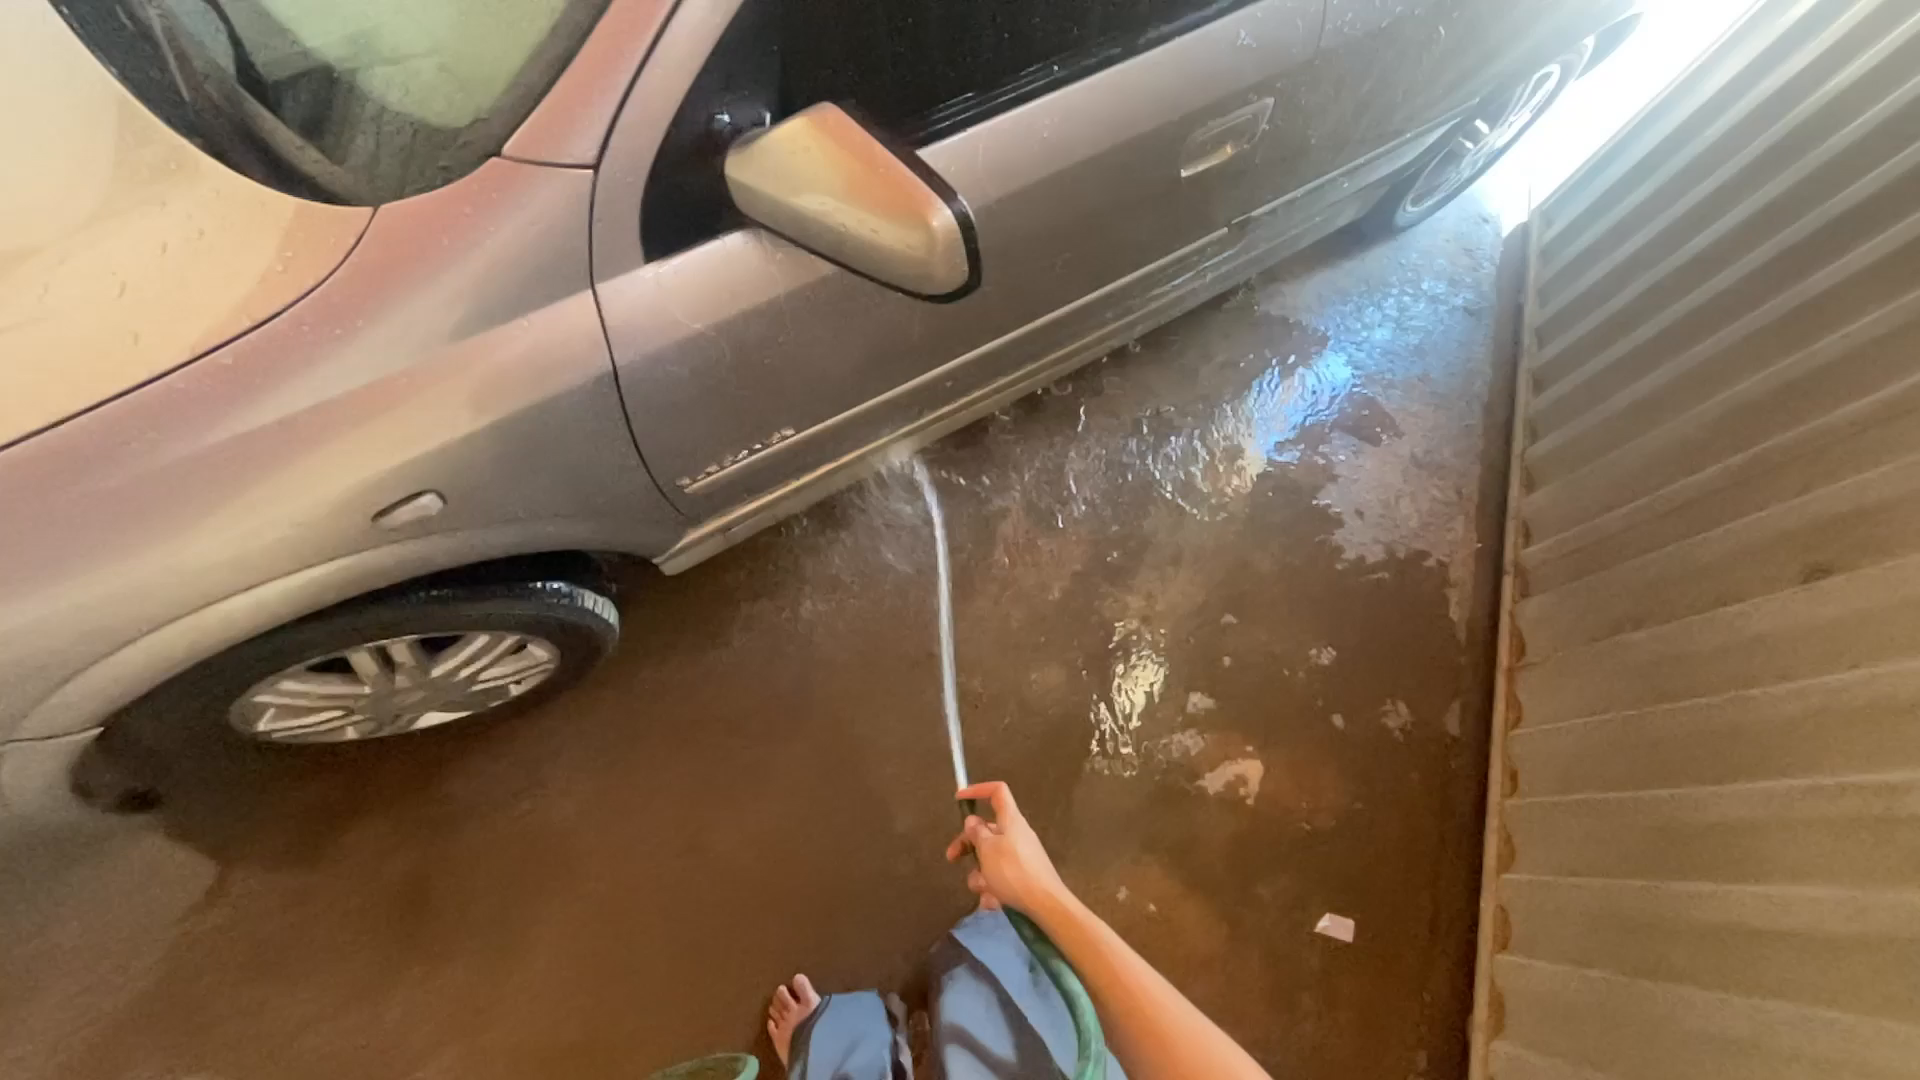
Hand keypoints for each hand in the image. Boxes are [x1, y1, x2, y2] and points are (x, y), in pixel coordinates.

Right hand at [945, 781, 1072, 916]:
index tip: (959, 798)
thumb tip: (972, 820)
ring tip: (984, 890)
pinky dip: (993, 889)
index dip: (978, 790)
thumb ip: (976, 833)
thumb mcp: (987, 850)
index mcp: (1010, 820)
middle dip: (967, 845)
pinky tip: (993, 903)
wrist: (1046, 905)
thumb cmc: (1013, 871)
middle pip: (986, 831)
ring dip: (981, 876)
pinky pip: (999, 878)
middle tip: (952, 858)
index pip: (997, 791)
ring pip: (989, 859)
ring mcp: (1020, 856)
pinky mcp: (1022, 876)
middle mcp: (1016, 834)